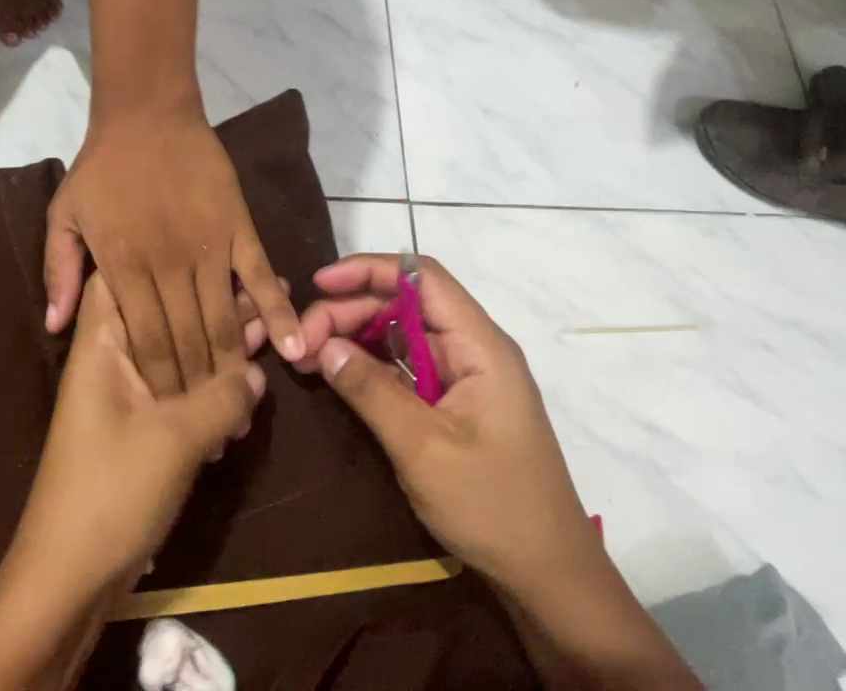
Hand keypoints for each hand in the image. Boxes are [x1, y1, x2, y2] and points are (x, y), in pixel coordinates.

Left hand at [14, 274, 267, 590]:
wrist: (69, 575)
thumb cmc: (112, 491)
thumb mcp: (175, 439)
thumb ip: (221, 397)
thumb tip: (256, 372)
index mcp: (102, 347)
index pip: (121, 279)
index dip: (163, 259)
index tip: (214, 247)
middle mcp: (112, 364)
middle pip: (164, 319)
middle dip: (212, 305)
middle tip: (272, 292)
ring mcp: (126, 402)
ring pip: (177, 358)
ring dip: (219, 349)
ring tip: (272, 328)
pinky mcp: (140, 435)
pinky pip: (179, 398)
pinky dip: (211, 391)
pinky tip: (250, 387)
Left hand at [44, 108, 300, 393]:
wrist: (146, 114)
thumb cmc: (101, 169)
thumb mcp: (64, 216)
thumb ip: (60, 271)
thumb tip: (54, 325)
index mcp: (123, 267)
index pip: (147, 342)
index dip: (162, 385)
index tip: (172, 421)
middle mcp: (168, 266)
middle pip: (187, 341)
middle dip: (200, 391)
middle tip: (216, 432)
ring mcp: (208, 248)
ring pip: (224, 320)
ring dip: (235, 367)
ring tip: (246, 408)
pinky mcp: (238, 229)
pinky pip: (260, 277)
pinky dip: (278, 313)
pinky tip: (296, 348)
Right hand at [297, 254, 601, 593]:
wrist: (546, 575)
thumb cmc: (492, 505)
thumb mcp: (423, 447)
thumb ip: (371, 390)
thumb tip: (323, 343)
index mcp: (480, 347)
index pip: (422, 279)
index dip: (369, 270)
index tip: (318, 285)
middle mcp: (472, 351)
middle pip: (403, 305)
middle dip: (348, 312)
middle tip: (300, 341)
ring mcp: (462, 379)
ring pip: (398, 335)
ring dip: (352, 338)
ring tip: (306, 357)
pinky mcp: (450, 405)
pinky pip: (403, 368)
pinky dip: (366, 366)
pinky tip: (334, 375)